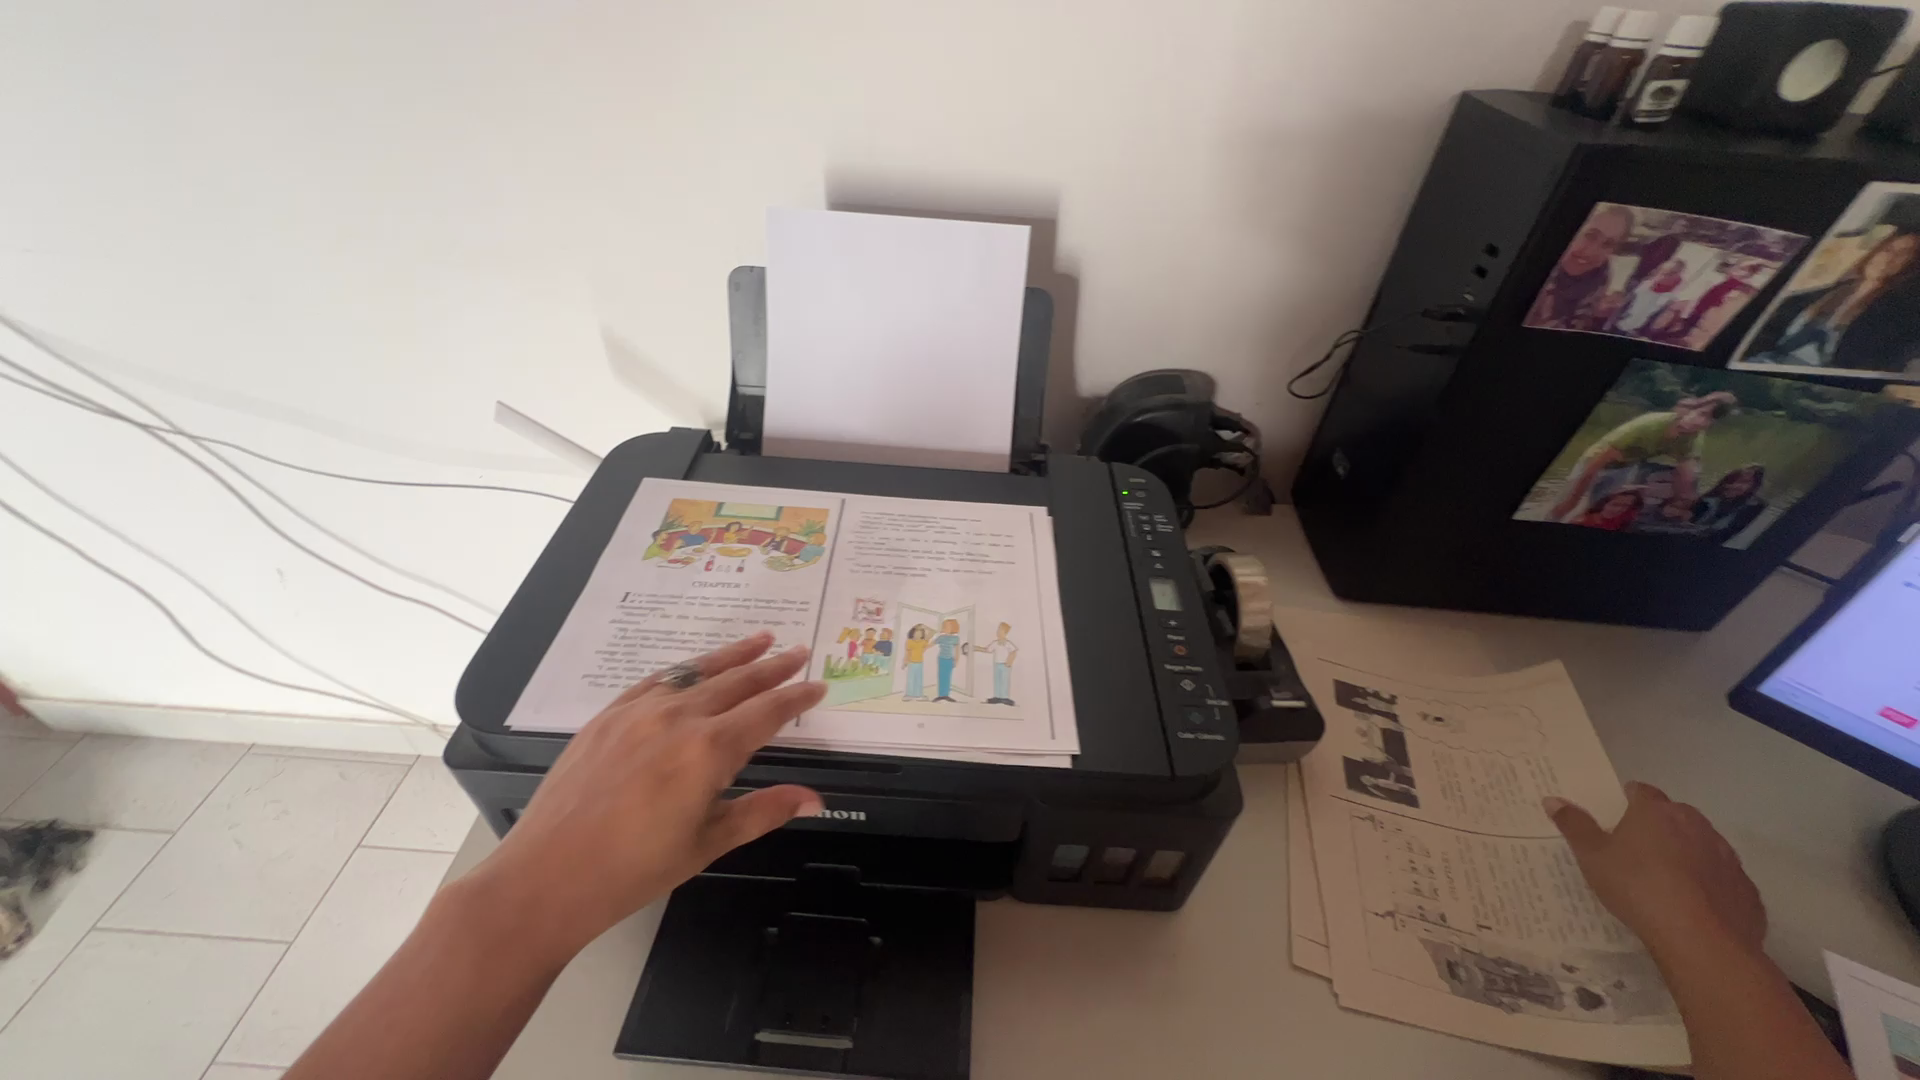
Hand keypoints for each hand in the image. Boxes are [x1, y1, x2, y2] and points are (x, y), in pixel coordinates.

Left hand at [457, 633, 825, 963]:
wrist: (546, 877)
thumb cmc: (634, 869)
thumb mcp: (709, 843)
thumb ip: (764, 810)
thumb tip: (814, 799)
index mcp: (708, 750)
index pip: (767, 712)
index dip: (796, 697)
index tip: (817, 685)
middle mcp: (677, 718)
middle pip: (737, 682)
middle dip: (772, 666)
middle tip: (798, 651)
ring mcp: (638, 712)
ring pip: (697, 672)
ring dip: (733, 655)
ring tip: (760, 639)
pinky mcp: (608, 716)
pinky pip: (656, 681)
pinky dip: (685, 670)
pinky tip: (694, 668)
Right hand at [1545, 782, 1765, 957]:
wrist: (1702, 940)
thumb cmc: (1637, 887)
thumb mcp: (1591, 856)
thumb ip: (1574, 825)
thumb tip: (1553, 800)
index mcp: (1656, 812)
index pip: (1642, 791)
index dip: (1627, 799)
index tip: (1616, 814)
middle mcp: (1697, 826)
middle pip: (1676, 815)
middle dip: (1659, 824)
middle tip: (1635, 846)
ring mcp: (1728, 858)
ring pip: (1703, 845)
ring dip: (1686, 852)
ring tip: (1663, 877)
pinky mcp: (1747, 890)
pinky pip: (1723, 877)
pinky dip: (1708, 882)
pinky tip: (1692, 903)